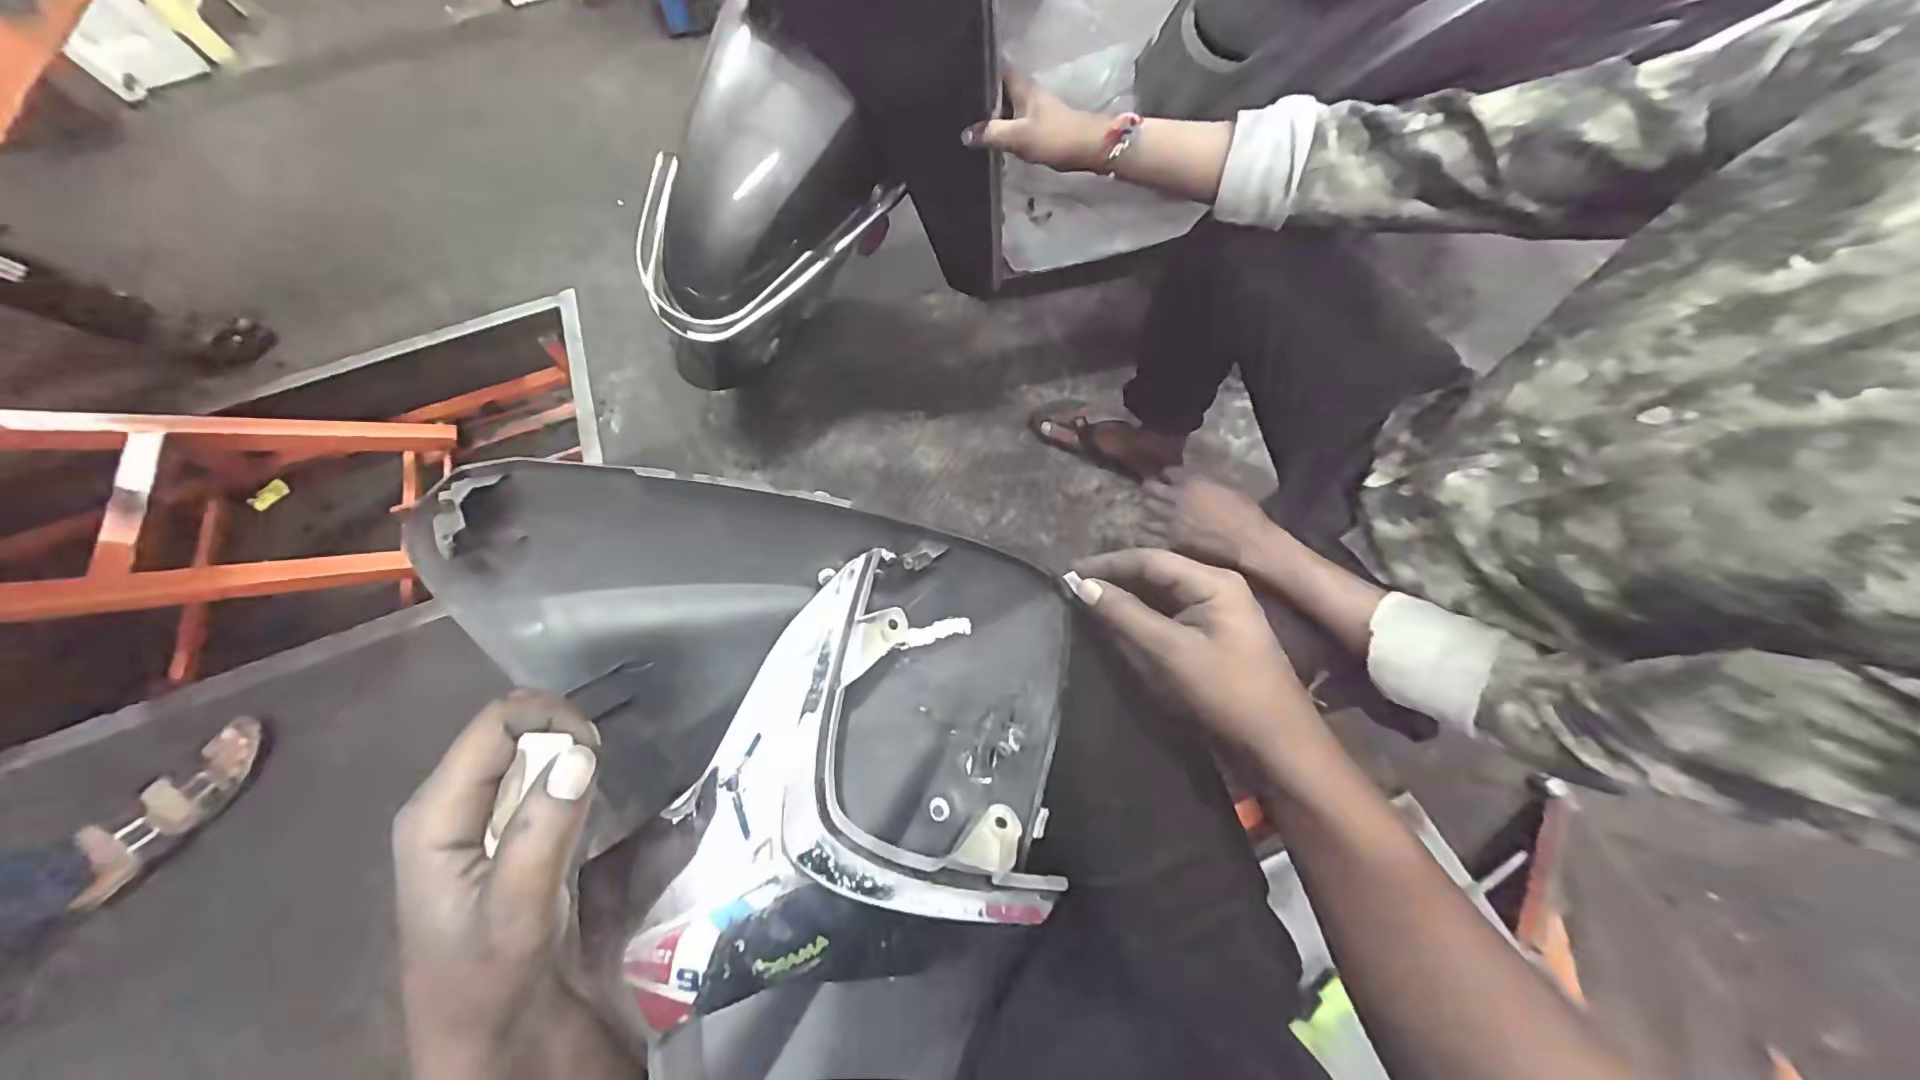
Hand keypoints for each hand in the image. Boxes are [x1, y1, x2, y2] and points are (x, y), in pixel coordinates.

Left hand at [393, 691, 641, 1079]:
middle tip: (603, 766)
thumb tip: (580, 752)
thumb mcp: (516, 912)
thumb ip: (544, 831)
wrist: (492, 1040)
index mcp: (434, 813)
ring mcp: (483, 819)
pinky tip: (595, 801)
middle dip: (564, 734)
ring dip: (573, 756)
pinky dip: (576, 778)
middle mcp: (454, 805)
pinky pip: (547, 780)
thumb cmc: (489, 980)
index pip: (494, 724)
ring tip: (603, 784)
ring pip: (532, 753)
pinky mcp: (513, 834)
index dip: (549, 717)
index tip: (596, 747)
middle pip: (513, 731)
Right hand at [961, 71, 1111, 172]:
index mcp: (1022, 88)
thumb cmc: (1054, 137)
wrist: (1088, 148)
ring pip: (1009, 109)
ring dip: (994, 117)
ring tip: (973, 128)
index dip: (982, 74)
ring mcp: (1036, 110)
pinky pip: (1017, 124)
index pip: (998, 71)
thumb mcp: (1018, 137)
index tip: (964, 85)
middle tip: (963, 112)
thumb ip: (991, 134)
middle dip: (984, 100)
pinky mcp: (1041, 126)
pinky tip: (995, 141)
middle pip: (1001, 91)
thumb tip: (966, 134)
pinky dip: (1006, 130)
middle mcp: (1028, 94)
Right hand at [1071, 549, 1319, 750]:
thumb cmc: (1225, 691)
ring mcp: (1217, 609)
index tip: (1069, 573)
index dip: (1107, 565)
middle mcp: (1217, 585)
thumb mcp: (1169, 651)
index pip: (1150, 560)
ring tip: (1087, 597)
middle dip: (1115, 577)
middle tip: (1074, 584)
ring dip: (1126, 595)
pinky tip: (1117, 618)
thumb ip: (1125, 614)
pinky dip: (1141, 613)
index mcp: (1214, 581)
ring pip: (1160, 592)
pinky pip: (1169, 611)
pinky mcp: (1212, 631)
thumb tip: (1083, 586)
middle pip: (1156, 572)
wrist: (1276, 740)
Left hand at [1143, 469, 1279, 571]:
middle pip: (1151, 488)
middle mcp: (1177, 497)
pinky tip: (1150, 528)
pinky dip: (1147, 528)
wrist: (1249, 542)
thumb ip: (1205, 478)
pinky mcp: (1170, 539)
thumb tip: (1191, 474)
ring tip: (1148, 510)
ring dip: (1147, 508)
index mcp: (1192, 481)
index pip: (1168, 471)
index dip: (1167, 475)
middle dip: (1151, 488)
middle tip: (1152, 492)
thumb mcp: (1227, 484)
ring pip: (1146, 509)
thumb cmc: (1246, 512)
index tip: (1167, 479)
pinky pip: (1149, 531)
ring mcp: (1171, 519)